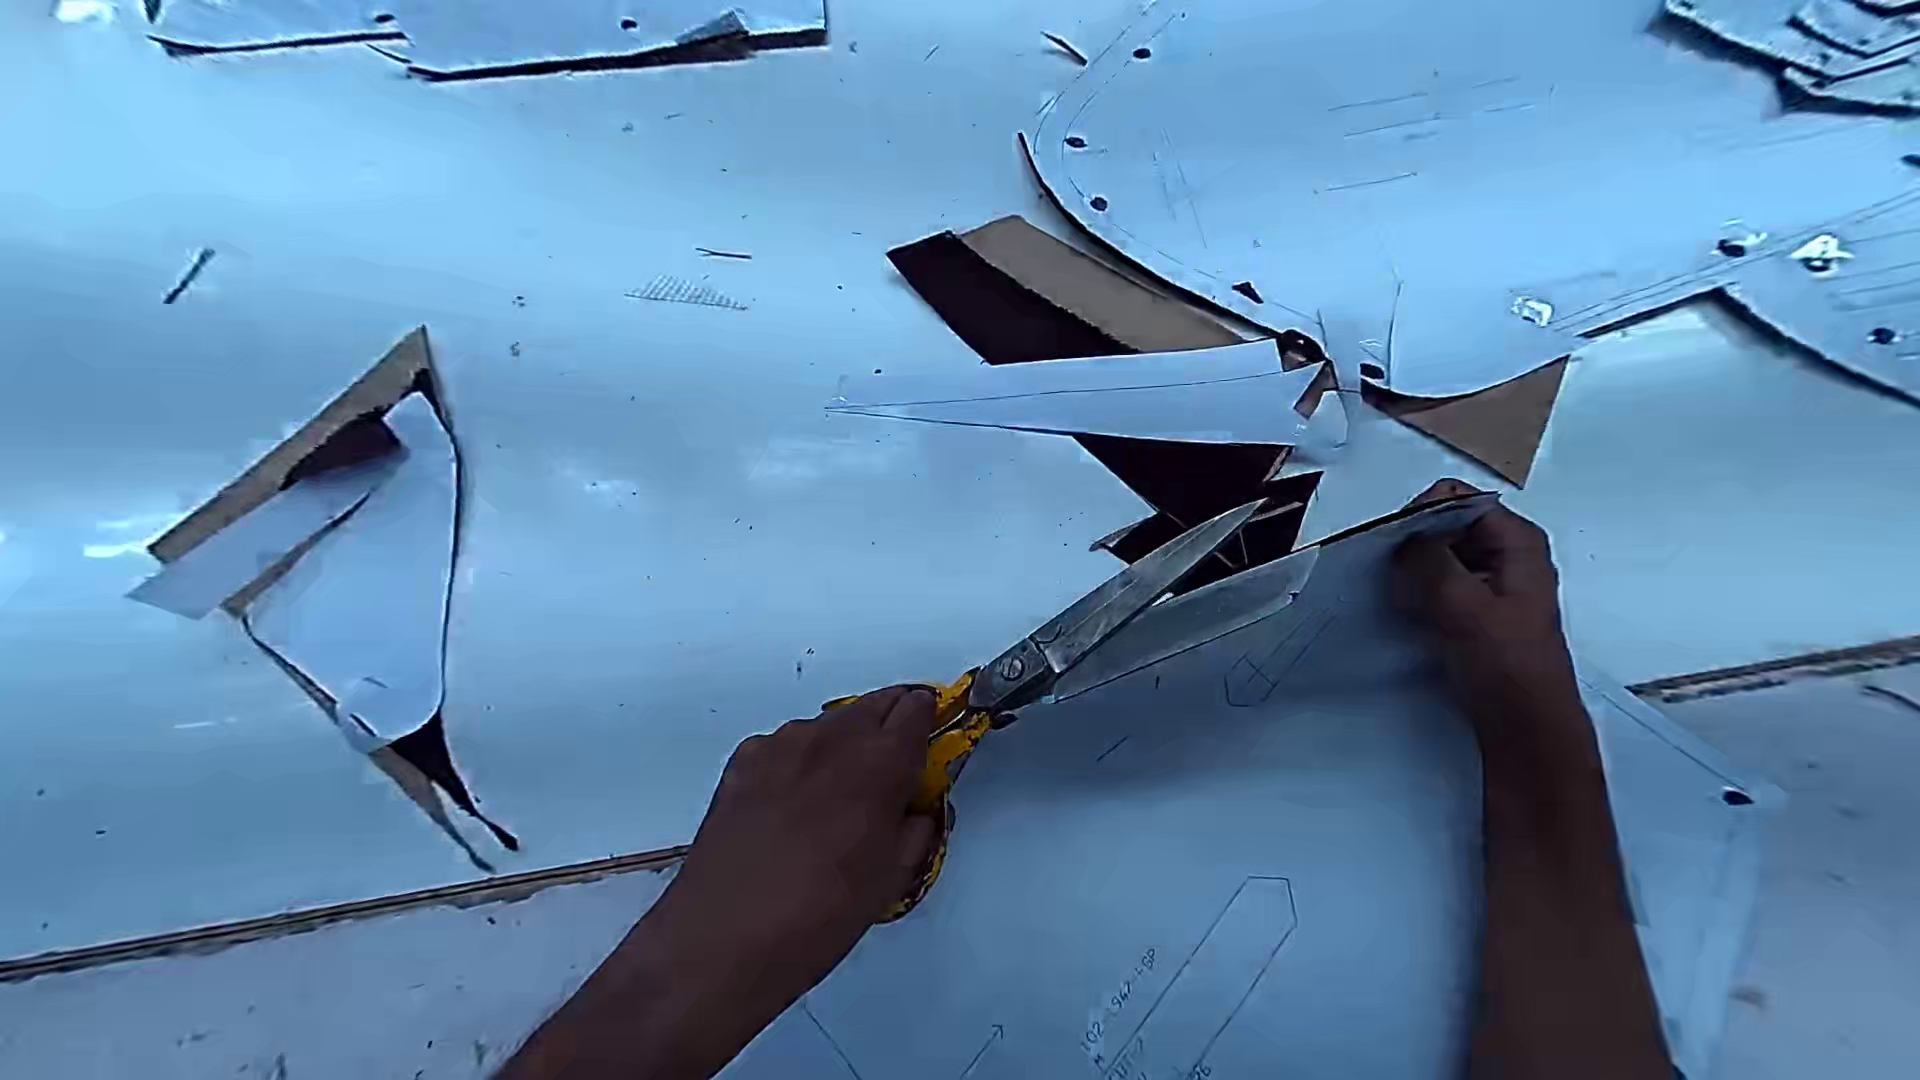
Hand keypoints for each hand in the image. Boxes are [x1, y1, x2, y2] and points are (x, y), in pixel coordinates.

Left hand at [499, 687, 937, 1079]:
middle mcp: (833, 737)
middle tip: (891, 759)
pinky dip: (800, 759)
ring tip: (834, 789)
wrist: (722, 940)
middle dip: (892, 720)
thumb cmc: (821, 915)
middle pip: (876, 702)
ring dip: (845, 741)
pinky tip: (789, 802)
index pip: (916, 707)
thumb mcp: (891, 878)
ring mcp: (783, 742)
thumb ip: (917, 827)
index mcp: (879, 762)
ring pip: (830, 723)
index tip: (929, 733)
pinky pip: (787, 743)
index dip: (929, 715)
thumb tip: (919, 806)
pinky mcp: (745, 757)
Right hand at [1394, 480, 1585, 745]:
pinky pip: (1438, 572)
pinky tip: (1408, 603)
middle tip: (1396, 572)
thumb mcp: (1459, 601)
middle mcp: (1507, 548)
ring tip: (1401, 591)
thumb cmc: (1499, 657)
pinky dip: (1417, 581)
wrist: (1521, 715)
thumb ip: (1429, 557)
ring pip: (1438, 547)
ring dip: (1412, 563)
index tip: (1396, 544)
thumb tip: (1403, 532)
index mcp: (1516, 540)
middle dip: (1413, 539)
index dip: (1420, 514)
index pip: (1456, 498)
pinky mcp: (1476, 597)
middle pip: (1445, 520)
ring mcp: (1492, 573)